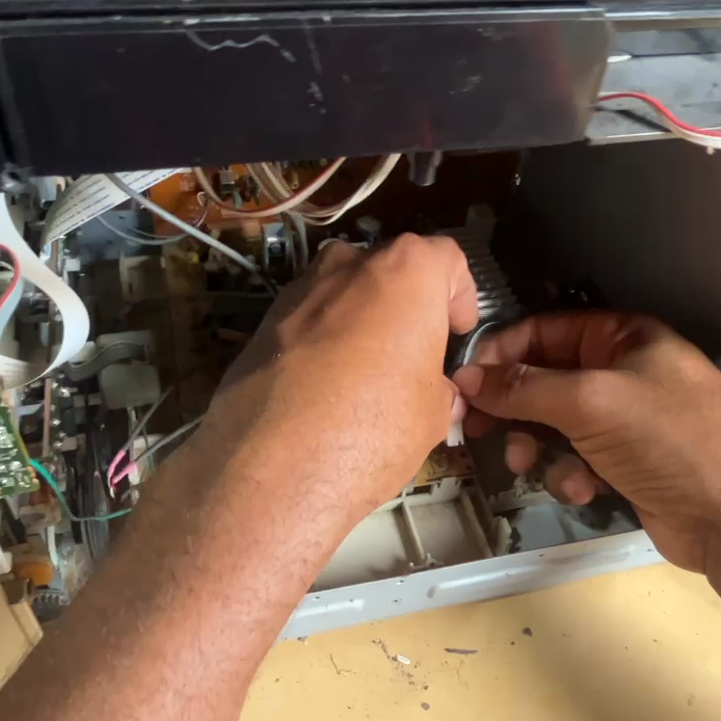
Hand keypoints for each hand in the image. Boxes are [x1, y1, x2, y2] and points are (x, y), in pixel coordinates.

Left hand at [184, 235, 477, 532]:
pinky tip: (324, 389)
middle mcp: (349, 263)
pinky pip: (307, 322)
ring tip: (366, 376)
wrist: (273, 462)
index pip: (447, 258)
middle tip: (414, 356)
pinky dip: (322, 342)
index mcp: (405, 270)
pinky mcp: (262, 321)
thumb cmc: (374, 425)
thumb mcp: (435, 414)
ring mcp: (299, 289)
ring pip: (344, 294)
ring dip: (360, 322)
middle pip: (390, 272)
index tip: (458, 331)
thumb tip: (441, 396)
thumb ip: (442, 391)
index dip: (459, 295)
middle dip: (405, 307)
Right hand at [453, 311, 720, 570]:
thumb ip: (522, 388)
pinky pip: (574, 459)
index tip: (463, 383)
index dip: (501, 355)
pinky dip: (569, 474)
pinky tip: (583, 489)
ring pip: (552, 425)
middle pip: (542, 381)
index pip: (542, 332)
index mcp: (619, 338)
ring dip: (536, 446)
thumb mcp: (590, 401)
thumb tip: (465, 377)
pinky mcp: (625, 465)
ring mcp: (624, 421)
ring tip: (527, 466)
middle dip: (512, 407)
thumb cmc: (671, 438)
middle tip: (477, 428)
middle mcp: (619, 373)